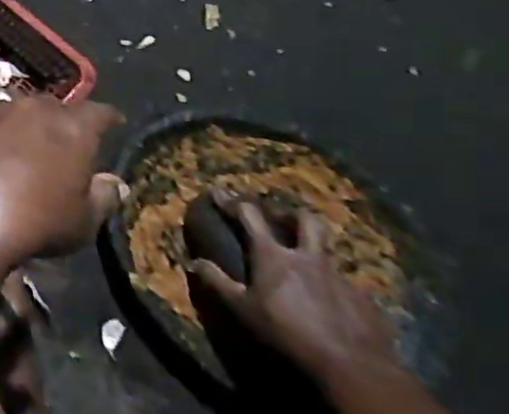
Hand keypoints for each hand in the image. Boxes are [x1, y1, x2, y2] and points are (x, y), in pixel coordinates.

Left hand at [0, 95, 125, 268]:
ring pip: (12, 109)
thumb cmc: (37, 219)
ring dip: (19, 123)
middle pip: (51, 107)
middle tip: (63, 142)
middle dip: (59, 120)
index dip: (106, 118)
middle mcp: (30, 109)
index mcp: (71, 128)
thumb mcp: (84, 219)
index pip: (97, 112)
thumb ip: (102, 196)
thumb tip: (111, 181)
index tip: (112, 122)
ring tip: (20, 146)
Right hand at [187, 192, 400, 380]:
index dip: (231, 201)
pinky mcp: (366, 302)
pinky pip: (345, 285)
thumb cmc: (287, 331)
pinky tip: (327, 302)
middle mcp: (308, 259)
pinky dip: (331, 286)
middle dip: (292, 215)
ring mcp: (341, 279)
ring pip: (329, 253)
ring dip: (314, 253)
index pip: (249, 216)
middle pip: (306, 222)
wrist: (357, 369)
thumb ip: (216, 281)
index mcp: (273, 256)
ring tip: (304, 266)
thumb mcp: (241, 308)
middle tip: (281, 220)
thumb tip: (194, 261)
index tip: (217, 192)